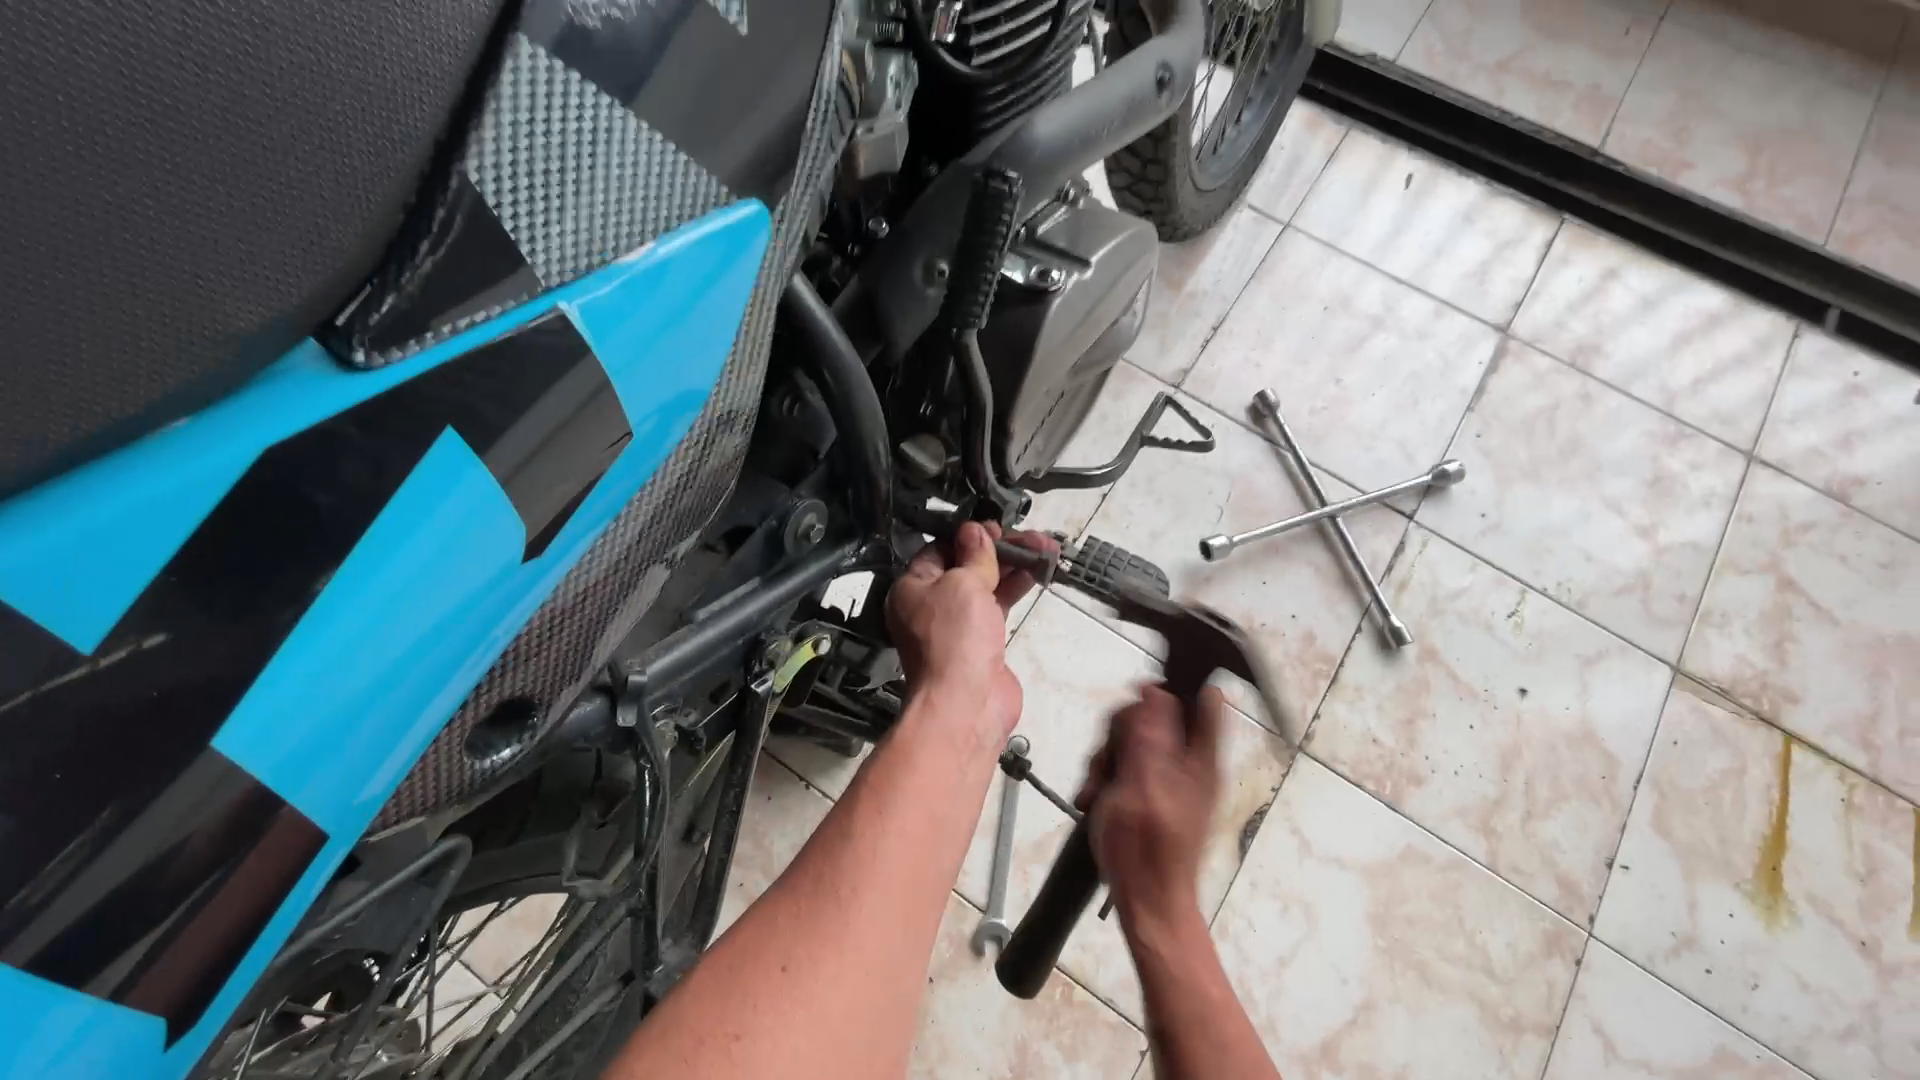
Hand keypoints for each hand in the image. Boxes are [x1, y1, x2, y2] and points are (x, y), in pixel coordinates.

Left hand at [885, 522, 1055, 743]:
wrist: (967, 705)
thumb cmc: (955, 640)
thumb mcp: (963, 584)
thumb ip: (974, 556)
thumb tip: (976, 532)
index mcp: (912, 588)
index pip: (940, 549)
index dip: (970, 535)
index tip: (998, 527)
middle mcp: (930, 605)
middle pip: (967, 565)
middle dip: (1000, 549)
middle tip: (1032, 537)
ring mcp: (956, 625)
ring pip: (986, 585)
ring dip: (1014, 566)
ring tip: (1046, 549)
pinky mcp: (980, 643)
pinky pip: (997, 607)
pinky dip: (1015, 588)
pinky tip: (1037, 573)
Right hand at [1076, 685, 1225, 935]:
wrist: (1146, 905)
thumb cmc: (1146, 852)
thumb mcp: (1142, 786)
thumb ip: (1149, 737)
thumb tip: (1155, 692)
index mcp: (1201, 758)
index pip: (1204, 700)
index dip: (1174, 687)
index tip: (1138, 700)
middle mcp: (1190, 762)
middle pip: (1154, 716)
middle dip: (1120, 732)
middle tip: (1106, 760)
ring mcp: (1170, 778)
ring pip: (1133, 739)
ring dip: (1106, 759)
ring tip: (1093, 790)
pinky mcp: (1151, 793)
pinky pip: (1126, 766)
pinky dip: (1106, 778)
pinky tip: (1092, 799)